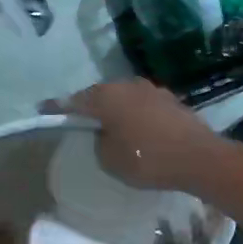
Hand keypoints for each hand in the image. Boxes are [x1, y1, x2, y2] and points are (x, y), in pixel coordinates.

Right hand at [48, 79, 223, 192]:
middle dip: (89, 106)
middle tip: (78, 121)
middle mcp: (128, 85)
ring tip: (108, 126)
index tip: (44, 110)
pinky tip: (135, 128)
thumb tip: (103, 132)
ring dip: (115, 109)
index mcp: (106, 96)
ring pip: (124, 98)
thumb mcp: (109, 158)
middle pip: (101, 94)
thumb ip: (98, 141)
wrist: (198, 157)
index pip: (74, 100)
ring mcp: (153, 90)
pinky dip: (135, 114)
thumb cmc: (147, 158)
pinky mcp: (171, 100)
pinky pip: (143, 105)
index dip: (57, 107)